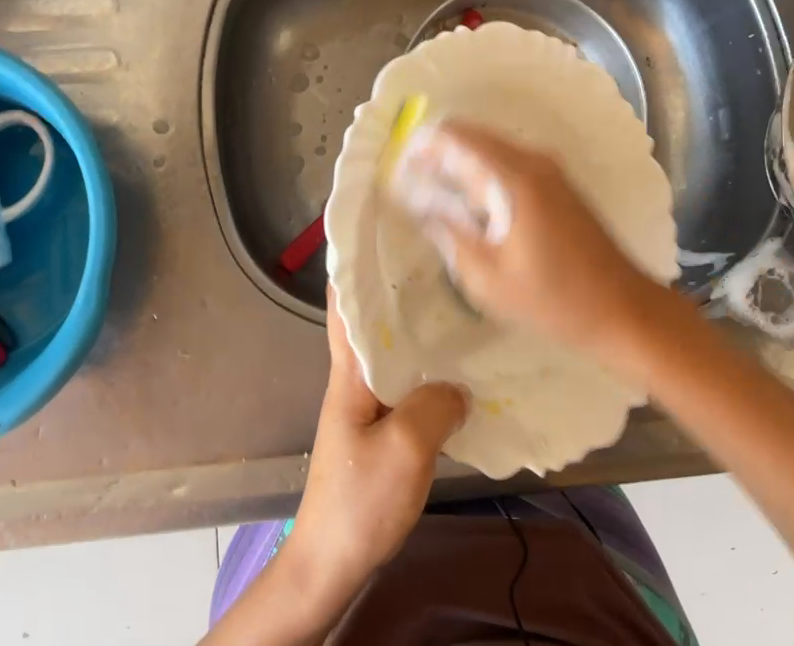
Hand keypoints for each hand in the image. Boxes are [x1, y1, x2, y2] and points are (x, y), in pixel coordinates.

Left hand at [285, 288, 468, 593]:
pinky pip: (408, 387)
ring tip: (460, 308)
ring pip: (394, 355)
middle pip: (373, 324)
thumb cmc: (359, 499)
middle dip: (400, 293)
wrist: (332, 558)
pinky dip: (430, 372)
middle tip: (443, 264)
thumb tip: (458, 385)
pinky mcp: (383, 431)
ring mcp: (368, 407)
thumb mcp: (404, 449)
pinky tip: (461, 373)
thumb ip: (434, 406)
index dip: (356, 268)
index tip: (383, 234)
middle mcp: (354, 381)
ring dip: (418, 332)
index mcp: (349, 375)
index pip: (344, 307)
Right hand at [387, 119, 663, 355]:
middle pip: (473, 136)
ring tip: (432, 192)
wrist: (623, 309)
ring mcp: (551, 171)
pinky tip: (469, 204)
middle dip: (437, 151)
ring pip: (491, 149)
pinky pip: (510, 163)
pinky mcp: (560, 185)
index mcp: (514, 178)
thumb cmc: (552, 299)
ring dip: (460, 162)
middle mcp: (533, 162)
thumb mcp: (486, 276)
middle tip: (409, 179)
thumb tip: (418, 201)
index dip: (421, 144)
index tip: (397, 163)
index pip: (456, 137)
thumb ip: (448, 231)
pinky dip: (483, 172)